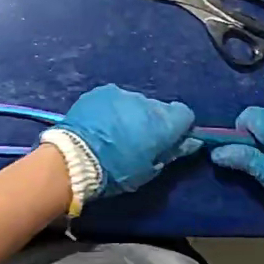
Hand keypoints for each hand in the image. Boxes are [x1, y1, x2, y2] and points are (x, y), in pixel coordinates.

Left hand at [58, 84, 200, 195]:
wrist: (73, 160)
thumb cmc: (115, 171)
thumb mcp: (148, 171)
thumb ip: (171, 152)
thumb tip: (190, 142)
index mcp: (163, 122)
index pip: (185, 114)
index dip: (179, 127)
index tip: (169, 139)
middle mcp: (147, 102)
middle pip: (159, 109)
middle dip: (153, 121)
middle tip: (138, 140)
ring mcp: (123, 94)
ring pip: (136, 103)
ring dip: (132, 115)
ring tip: (115, 133)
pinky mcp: (102, 91)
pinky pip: (115, 99)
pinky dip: (112, 110)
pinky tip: (101, 124)